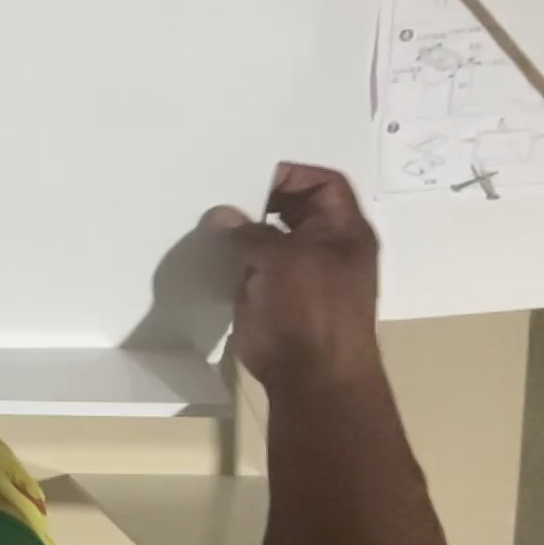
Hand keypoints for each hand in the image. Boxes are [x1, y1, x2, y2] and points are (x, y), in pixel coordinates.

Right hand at [214, 163, 381, 391]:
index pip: (322, 184)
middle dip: (256, 199)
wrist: (310, 370)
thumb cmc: (311, 311)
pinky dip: (226, 255)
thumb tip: (221, 214)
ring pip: (264, 235)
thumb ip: (252, 234)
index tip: (244, 174)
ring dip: (236, 229)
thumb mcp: (286, 262)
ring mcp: (292, 270)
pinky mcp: (266, 291)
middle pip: (291, 207)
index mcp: (342, 232)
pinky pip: (245, 263)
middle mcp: (320, 246)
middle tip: (215, 196)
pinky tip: (203, 252)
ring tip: (202, 222)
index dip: (290, 174)